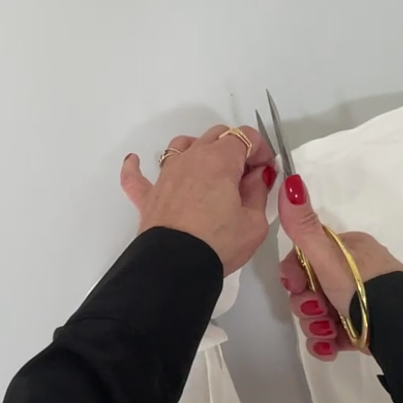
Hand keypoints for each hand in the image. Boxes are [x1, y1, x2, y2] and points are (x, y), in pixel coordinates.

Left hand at [121, 125, 276, 273]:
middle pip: (216, 136)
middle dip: (236, 149)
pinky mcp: (148, 196)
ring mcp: (166, 176)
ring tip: (210, 168)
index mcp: (219, 160)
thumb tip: (257, 177)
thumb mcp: (254, 222)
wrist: (176, 266)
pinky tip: (135, 161)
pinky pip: (136, 176)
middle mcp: (190, 160)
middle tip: (247, 175)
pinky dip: (136, 168)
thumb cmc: (216, 244)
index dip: (261, 150)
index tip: (266, 170)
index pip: (245, 137)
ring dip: (197, 150)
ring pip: (181, 146)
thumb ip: (258, 192)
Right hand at [276, 173, 402, 356]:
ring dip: (314, 327)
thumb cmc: (362, 287)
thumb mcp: (327, 254)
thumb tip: (290, 180)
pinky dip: (326, 343)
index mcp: (348, 249)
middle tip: (316, 312)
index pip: (304, 258)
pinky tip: (330, 347)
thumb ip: (303, 224)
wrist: (401, 330)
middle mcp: (354, 273)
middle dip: (305, 305)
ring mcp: (359, 303)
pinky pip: (332, 335)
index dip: (293, 275)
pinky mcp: (363, 330)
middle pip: (308, 289)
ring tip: (327, 333)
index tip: (294, 286)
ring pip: (318, 314)